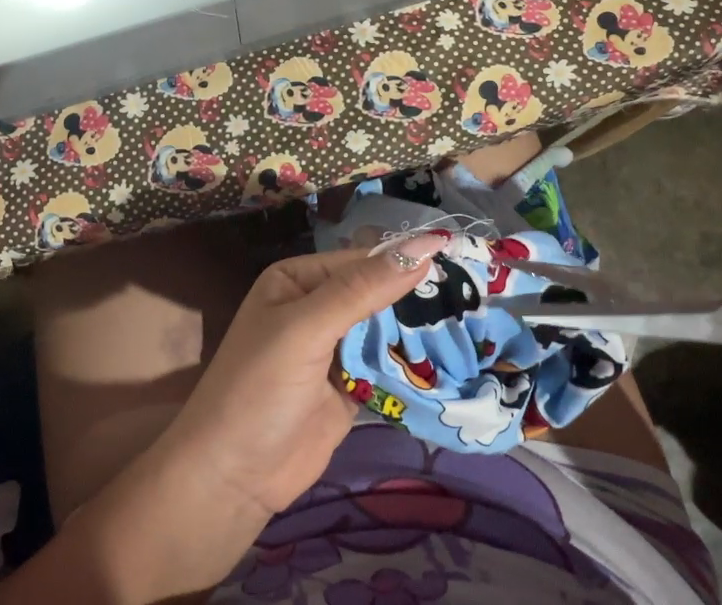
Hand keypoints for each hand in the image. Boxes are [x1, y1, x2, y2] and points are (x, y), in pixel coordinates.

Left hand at [0, 235, 442, 603]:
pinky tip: (460, 362)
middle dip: (422, 299)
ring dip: (425, 333)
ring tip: (484, 326)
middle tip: (486, 298)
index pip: (362, 261)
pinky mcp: (351, 389)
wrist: (235, 473)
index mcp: (296, 280)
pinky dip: (417, 367)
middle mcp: (315, 307)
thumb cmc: (259, 387)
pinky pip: (390, 368)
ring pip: (388, 331)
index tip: (467, 262)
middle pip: (379, 294)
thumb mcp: (306, 329)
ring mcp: (334, 350)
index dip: (409, 261)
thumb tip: (424, 247)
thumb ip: (362, 290)